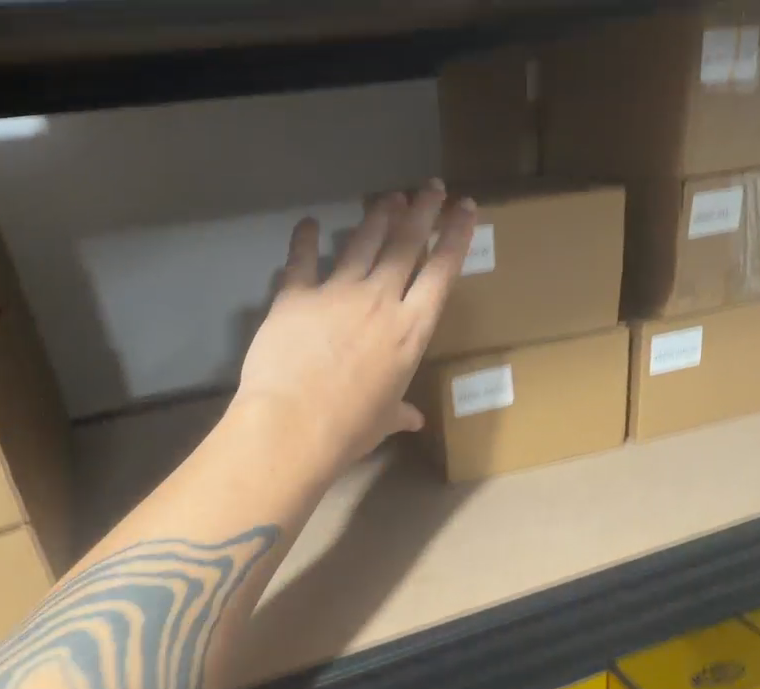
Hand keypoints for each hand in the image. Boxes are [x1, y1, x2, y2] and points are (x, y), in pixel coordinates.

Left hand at [232, 180, 476, 475]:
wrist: (294, 424)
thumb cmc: (350, 429)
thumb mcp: (382, 421)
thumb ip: (398, 412)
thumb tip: (413, 420)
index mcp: (411, 332)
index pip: (441, 273)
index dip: (455, 237)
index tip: (465, 208)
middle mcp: (380, 301)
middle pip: (405, 245)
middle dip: (421, 212)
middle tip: (430, 187)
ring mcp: (337, 293)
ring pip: (363, 243)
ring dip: (378, 217)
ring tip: (389, 198)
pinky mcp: (296, 296)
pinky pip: (302, 260)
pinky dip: (305, 239)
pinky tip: (310, 223)